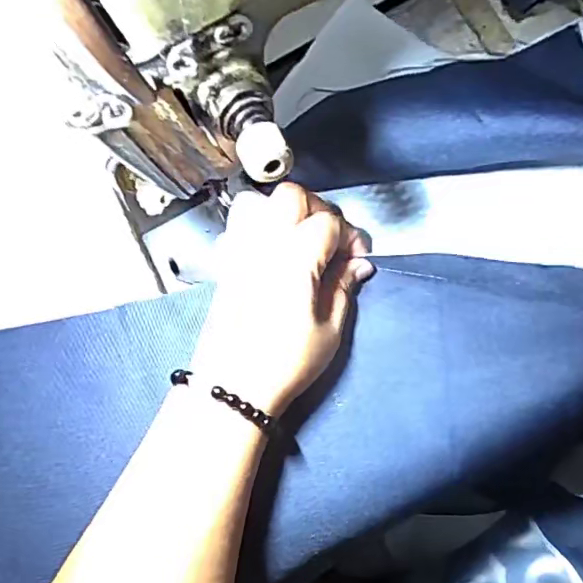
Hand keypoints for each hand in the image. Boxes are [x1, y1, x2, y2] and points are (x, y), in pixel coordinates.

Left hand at [188, 182, 372, 415]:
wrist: (234, 385)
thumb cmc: (284, 364)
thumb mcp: (329, 330)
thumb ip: (343, 287)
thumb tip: (357, 265)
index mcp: (295, 258)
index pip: (329, 222)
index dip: (350, 236)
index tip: (358, 257)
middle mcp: (264, 244)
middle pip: (294, 197)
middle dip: (319, 212)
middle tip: (333, 242)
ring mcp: (239, 250)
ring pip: (261, 201)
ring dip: (286, 212)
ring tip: (301, 241)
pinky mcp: (224, 262)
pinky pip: (240, 223)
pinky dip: (261, 226)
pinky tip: (274, 252)